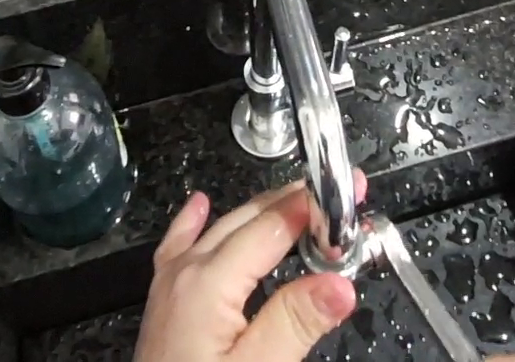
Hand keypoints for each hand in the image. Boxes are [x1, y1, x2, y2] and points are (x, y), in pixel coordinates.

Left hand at [133, 174, 365, 361]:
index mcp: (209, 281)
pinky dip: (198, 221)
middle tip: (335, 194)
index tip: (349, 191)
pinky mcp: (164, 300)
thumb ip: (294, 324)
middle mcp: (187, 269)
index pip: (271, 226)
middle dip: (294, 202)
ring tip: (298, 199)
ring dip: (262, 210)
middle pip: (248, 218)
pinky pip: (180, 244)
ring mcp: (170, 282)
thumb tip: (341, 284)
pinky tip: (202, 205)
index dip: (312, 207)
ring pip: (222, 226)